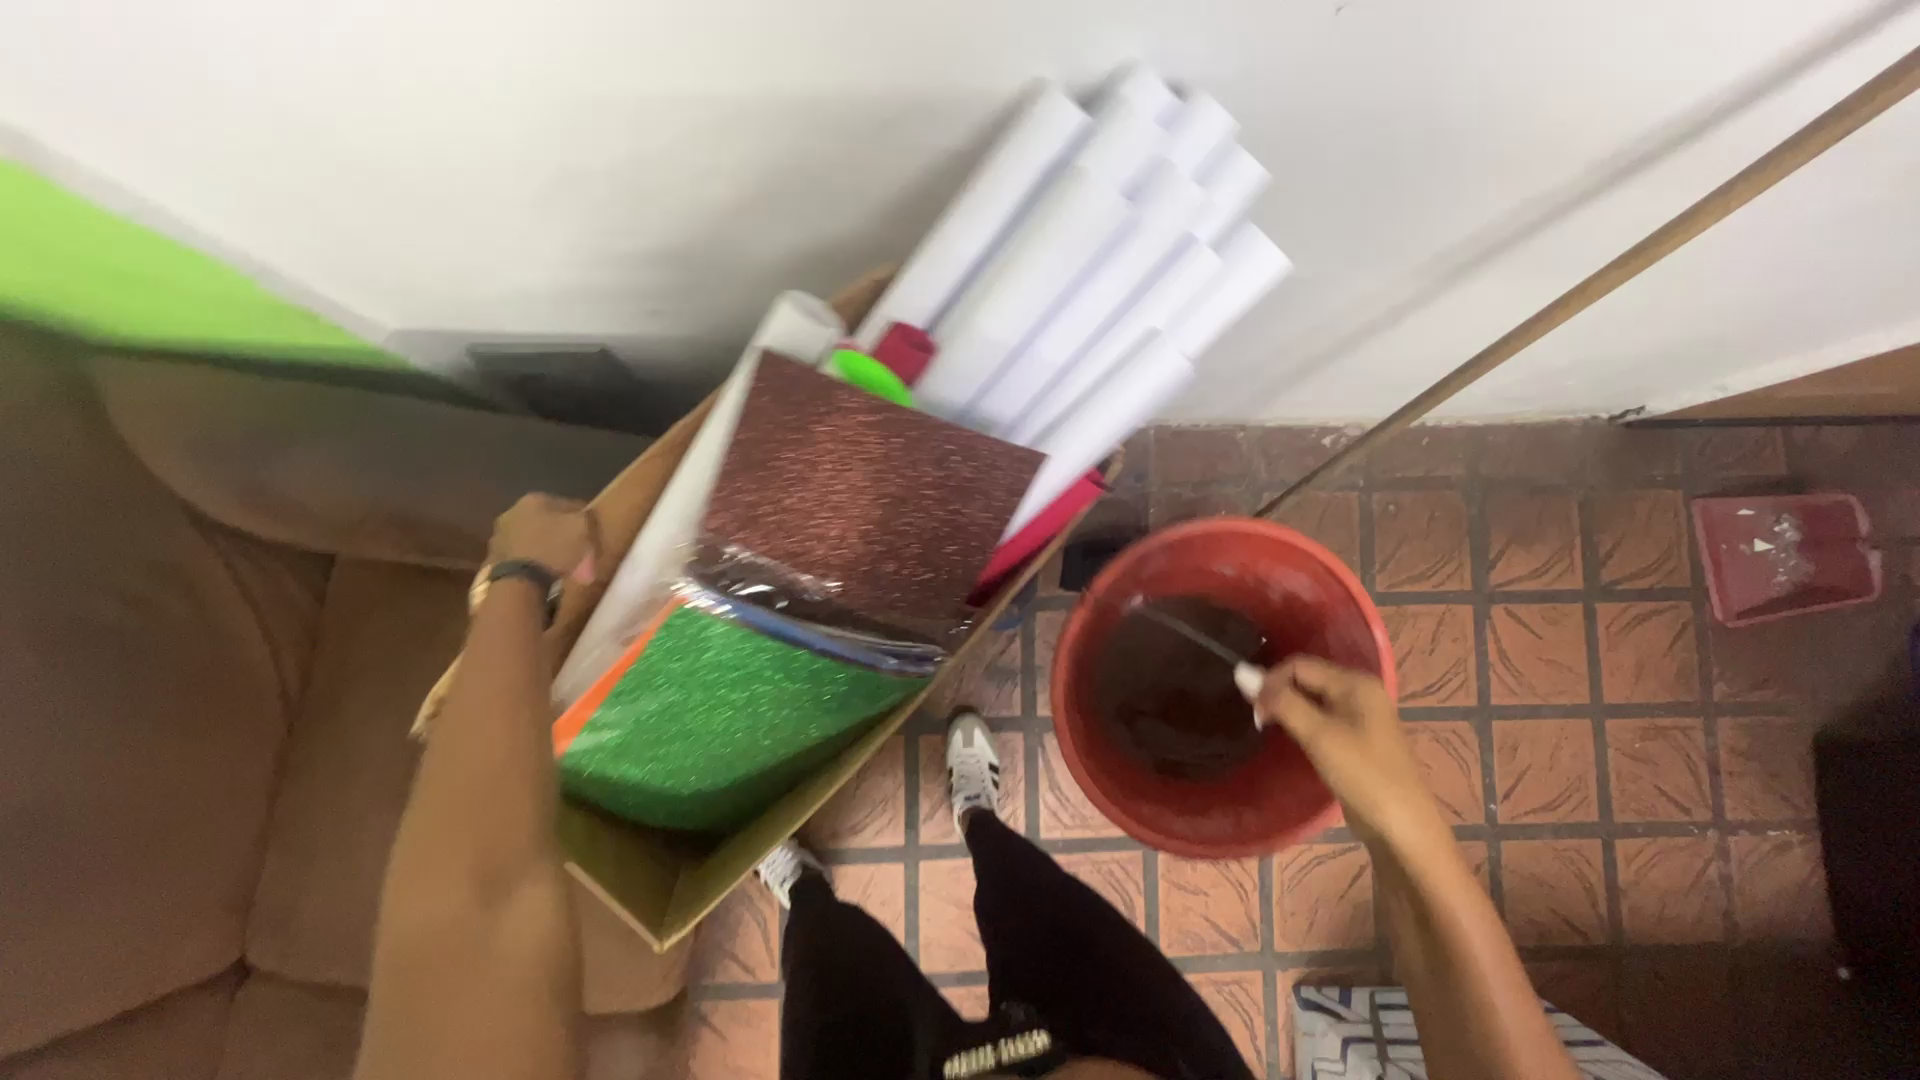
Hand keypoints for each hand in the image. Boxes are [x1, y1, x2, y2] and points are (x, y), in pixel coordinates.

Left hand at [488, 494, 598, 584]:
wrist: (521, 581)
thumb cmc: (555, 548)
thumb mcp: (583, 527)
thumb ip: (588, 517)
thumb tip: (586, 517)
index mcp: (535, 498)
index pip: (568, 504)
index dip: (583, 518)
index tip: (593, 532)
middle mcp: (512, 511)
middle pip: (547, 520)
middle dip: (561, 532)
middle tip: (577, 548)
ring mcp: (500, 534)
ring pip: (533, 537)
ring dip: (546, 546)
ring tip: (561, 563)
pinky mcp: (495, 556)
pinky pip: (523, 554)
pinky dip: (534, 560)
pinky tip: (545, 570)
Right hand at [1252, 655, 1442, 844]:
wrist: (1402, 827)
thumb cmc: (1362, 775)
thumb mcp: (1318, 734)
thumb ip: (1281, 701)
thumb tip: (1241, 672)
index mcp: (1356, 683)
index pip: (1299, 665)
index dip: (1270, 682)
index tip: (1254, 712)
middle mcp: (1360, 692)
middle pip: (1306, 679)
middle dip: (1278, 695)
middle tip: (1260, 723)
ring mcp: (1360, 716)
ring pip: (1311, 700)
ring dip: (1288, 710)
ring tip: (1270, 730)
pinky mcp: (1356, 738)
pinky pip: (1321, 718)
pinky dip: (1301, 724)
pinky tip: (1292, 740)